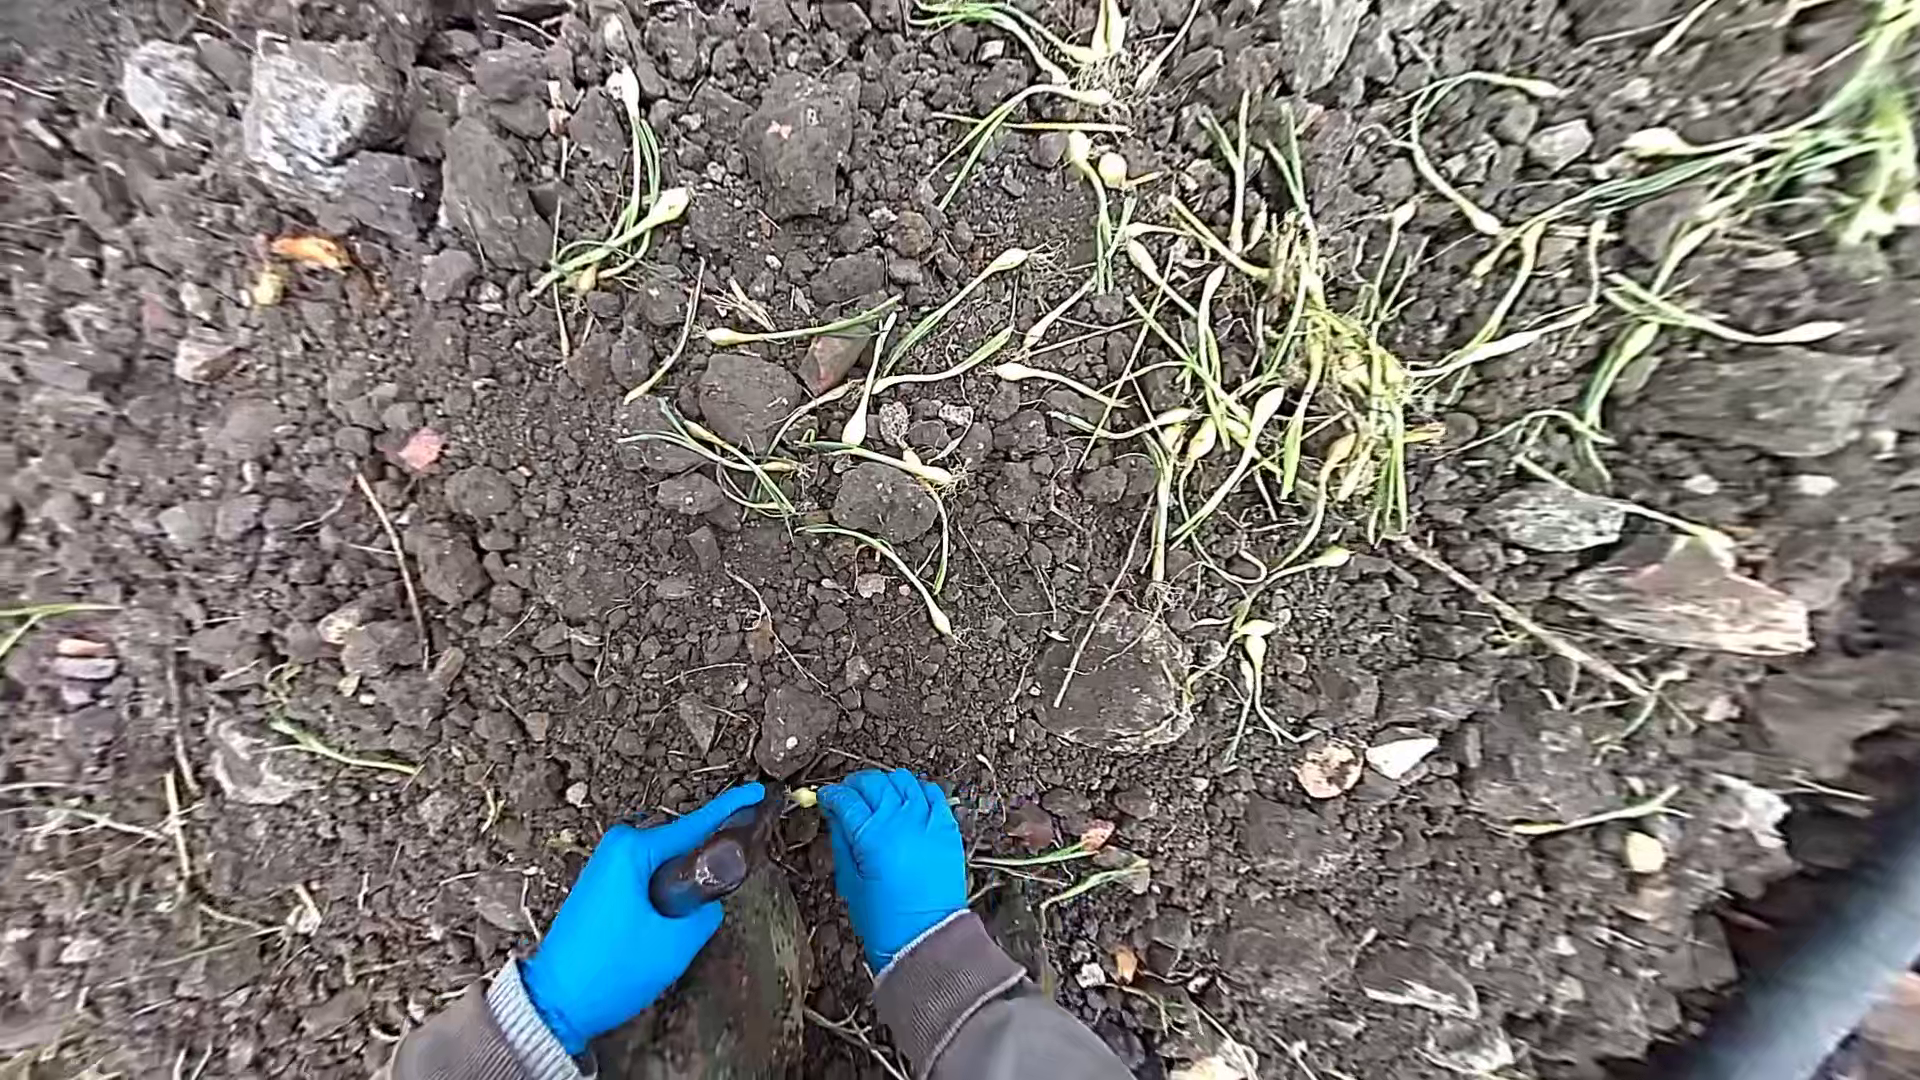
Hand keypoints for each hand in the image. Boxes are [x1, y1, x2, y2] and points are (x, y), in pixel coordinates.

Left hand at [521, 783, 765, 1053]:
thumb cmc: (608, 971)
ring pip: (667, 856)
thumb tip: (710, 902)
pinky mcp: (604, 879)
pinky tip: (679, 898)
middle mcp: (620, 845)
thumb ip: (707, 912)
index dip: (733, 806)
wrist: (552, 1007)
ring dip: (687, 869)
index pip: (698, 822)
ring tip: (705, 889)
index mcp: (635, 850)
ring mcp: (609, 861)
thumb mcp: (676, 944)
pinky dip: (669, 878)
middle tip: (737, 856)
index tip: (758, 791)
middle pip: (683, 838)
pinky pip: (650, 867)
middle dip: (710, 847)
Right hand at [820, 769, 966, 971]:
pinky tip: (909, 798)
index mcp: (872, 836)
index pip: (846, 800)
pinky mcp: (946, 825)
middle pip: (874, 783)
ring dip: (886, 783)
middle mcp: (899, 820)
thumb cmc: (886, 921)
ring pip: (903, 780)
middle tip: (848, 793)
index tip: (827, 797)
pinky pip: (932, 792)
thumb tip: (835, 815)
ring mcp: (926, 819)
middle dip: (856, 784)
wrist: (928, 939)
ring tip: (878, 794)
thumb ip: (842, 842)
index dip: (832, 795)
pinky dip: (918, 789)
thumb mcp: (851, 883)